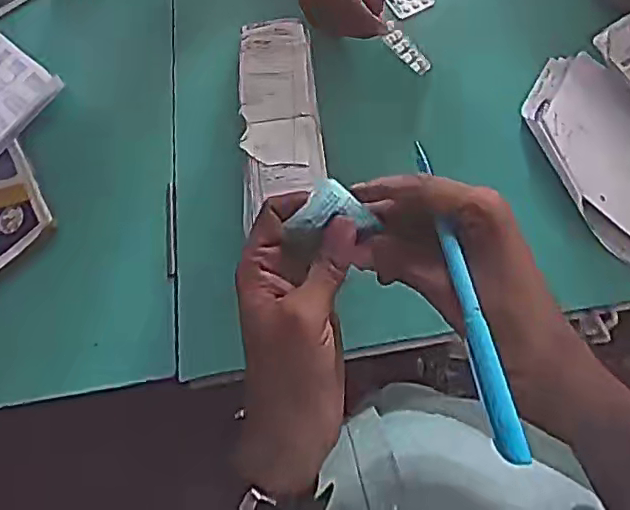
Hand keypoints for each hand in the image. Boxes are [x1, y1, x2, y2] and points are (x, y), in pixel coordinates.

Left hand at [234, 193, 363, 497]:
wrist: (295, 432)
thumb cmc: (289, 376)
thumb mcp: (307, 316)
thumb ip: (326, 266)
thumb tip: (345, 221)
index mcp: (259, 268)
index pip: (275, 216)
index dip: (302, 201)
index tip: (336, 197)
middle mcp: (276, 270)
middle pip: (300, 226)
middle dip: (327, 214)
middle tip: (362, 207)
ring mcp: (299, 285)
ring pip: (318, 244)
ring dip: (340, 232)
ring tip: (370, 221)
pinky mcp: (320, 300)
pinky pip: (331, 265)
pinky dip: (346, 254)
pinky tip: (368, 247)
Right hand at [296, 0, 385, 37]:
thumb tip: (378, 13)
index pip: (358, 13)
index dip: (373, 24)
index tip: (383, 28)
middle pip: (347, 24)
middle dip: (365, 30)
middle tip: (377, 29)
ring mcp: (312, 3)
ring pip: (336, 28)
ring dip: (353, 31)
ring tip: (365, 27)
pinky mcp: (307, 7)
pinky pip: (325, 25)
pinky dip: (339, 29)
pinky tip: (349, 25)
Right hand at [353, 174, 610, 435]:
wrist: (553, 376)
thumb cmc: (511, 334)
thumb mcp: (453, 296)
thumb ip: (405, 264)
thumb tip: (357, 245)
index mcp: (483, 209)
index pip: (423, 188)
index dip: (383, 192)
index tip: (348, 199)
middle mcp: (479, 209)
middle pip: (420, 201)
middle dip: (382, 215)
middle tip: (342, 229)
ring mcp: (476, 231)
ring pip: (421, 222)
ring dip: (389, 236)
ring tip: (355, 252)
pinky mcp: (470, 253)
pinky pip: (430, 242)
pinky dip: (404, 252)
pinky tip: (382, 268)